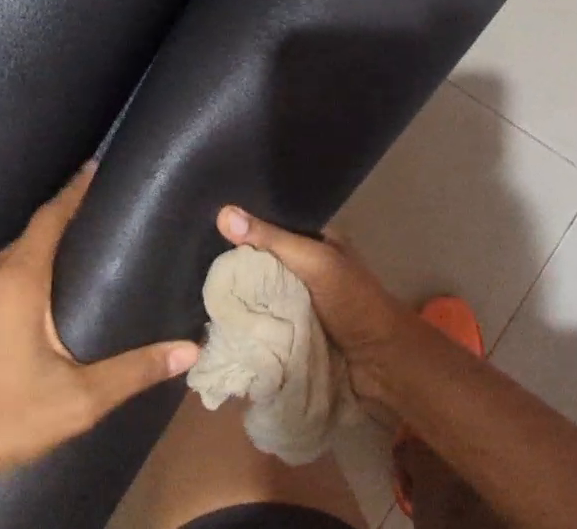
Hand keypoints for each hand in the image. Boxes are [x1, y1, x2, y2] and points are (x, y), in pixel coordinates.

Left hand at [0, 166, 199, 526]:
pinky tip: (16, 315)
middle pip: (26, 240)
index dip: (73, 191)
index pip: (49, 218)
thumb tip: (190, 350)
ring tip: (62, 268)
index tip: (93, 168)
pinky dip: (4, 287)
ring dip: (30, 259)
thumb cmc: (1, 419)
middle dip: (58, 226)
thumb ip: (134, 371)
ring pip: (0, 267)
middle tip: (92, 224)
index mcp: (17, 282)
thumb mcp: (77, 400)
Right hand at [217, 205, 420, 403]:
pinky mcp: (296, 335)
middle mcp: (308, 270)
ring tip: (198, 297)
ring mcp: (302, 305)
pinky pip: (265, 325)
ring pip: (261, 297)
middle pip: (263, 264)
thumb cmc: (354, 302)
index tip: (204, 229)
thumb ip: (272, 240)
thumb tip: (223, 213)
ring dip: (238, 302)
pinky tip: (217, 326)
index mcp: (318, 243)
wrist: (382, 364)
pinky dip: (248, 328)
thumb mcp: (314, 262)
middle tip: (195, 270)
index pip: (273, 228)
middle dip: (235, 270)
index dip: (243, 230)